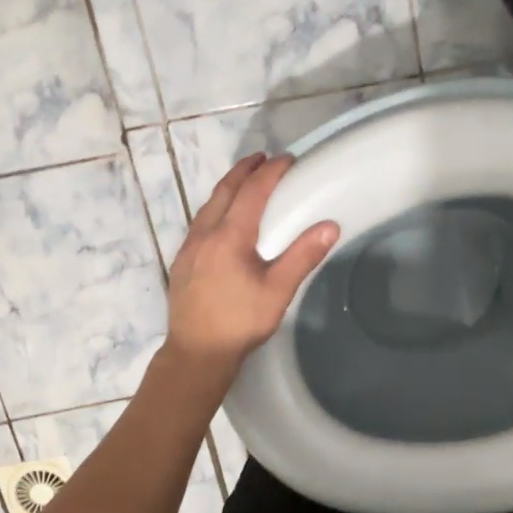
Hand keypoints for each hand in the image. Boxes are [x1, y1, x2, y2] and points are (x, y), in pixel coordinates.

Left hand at [165, 153, 338, 370]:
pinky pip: (200, 222)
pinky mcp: (182, 263)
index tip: (288, 160)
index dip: (271, 173)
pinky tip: (222, 220)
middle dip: (244, 171)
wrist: (196, 353)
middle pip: (224, 191)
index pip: (252, 192)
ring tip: (244, 182)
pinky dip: (216, 208)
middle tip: (263, 159)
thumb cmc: (240, 323)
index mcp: (229, 236)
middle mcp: (205, 234)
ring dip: (228, 188)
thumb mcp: (277, 291)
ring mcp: (189, 248)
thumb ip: (303, 256)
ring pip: (208, 206)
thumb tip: (330, 226)